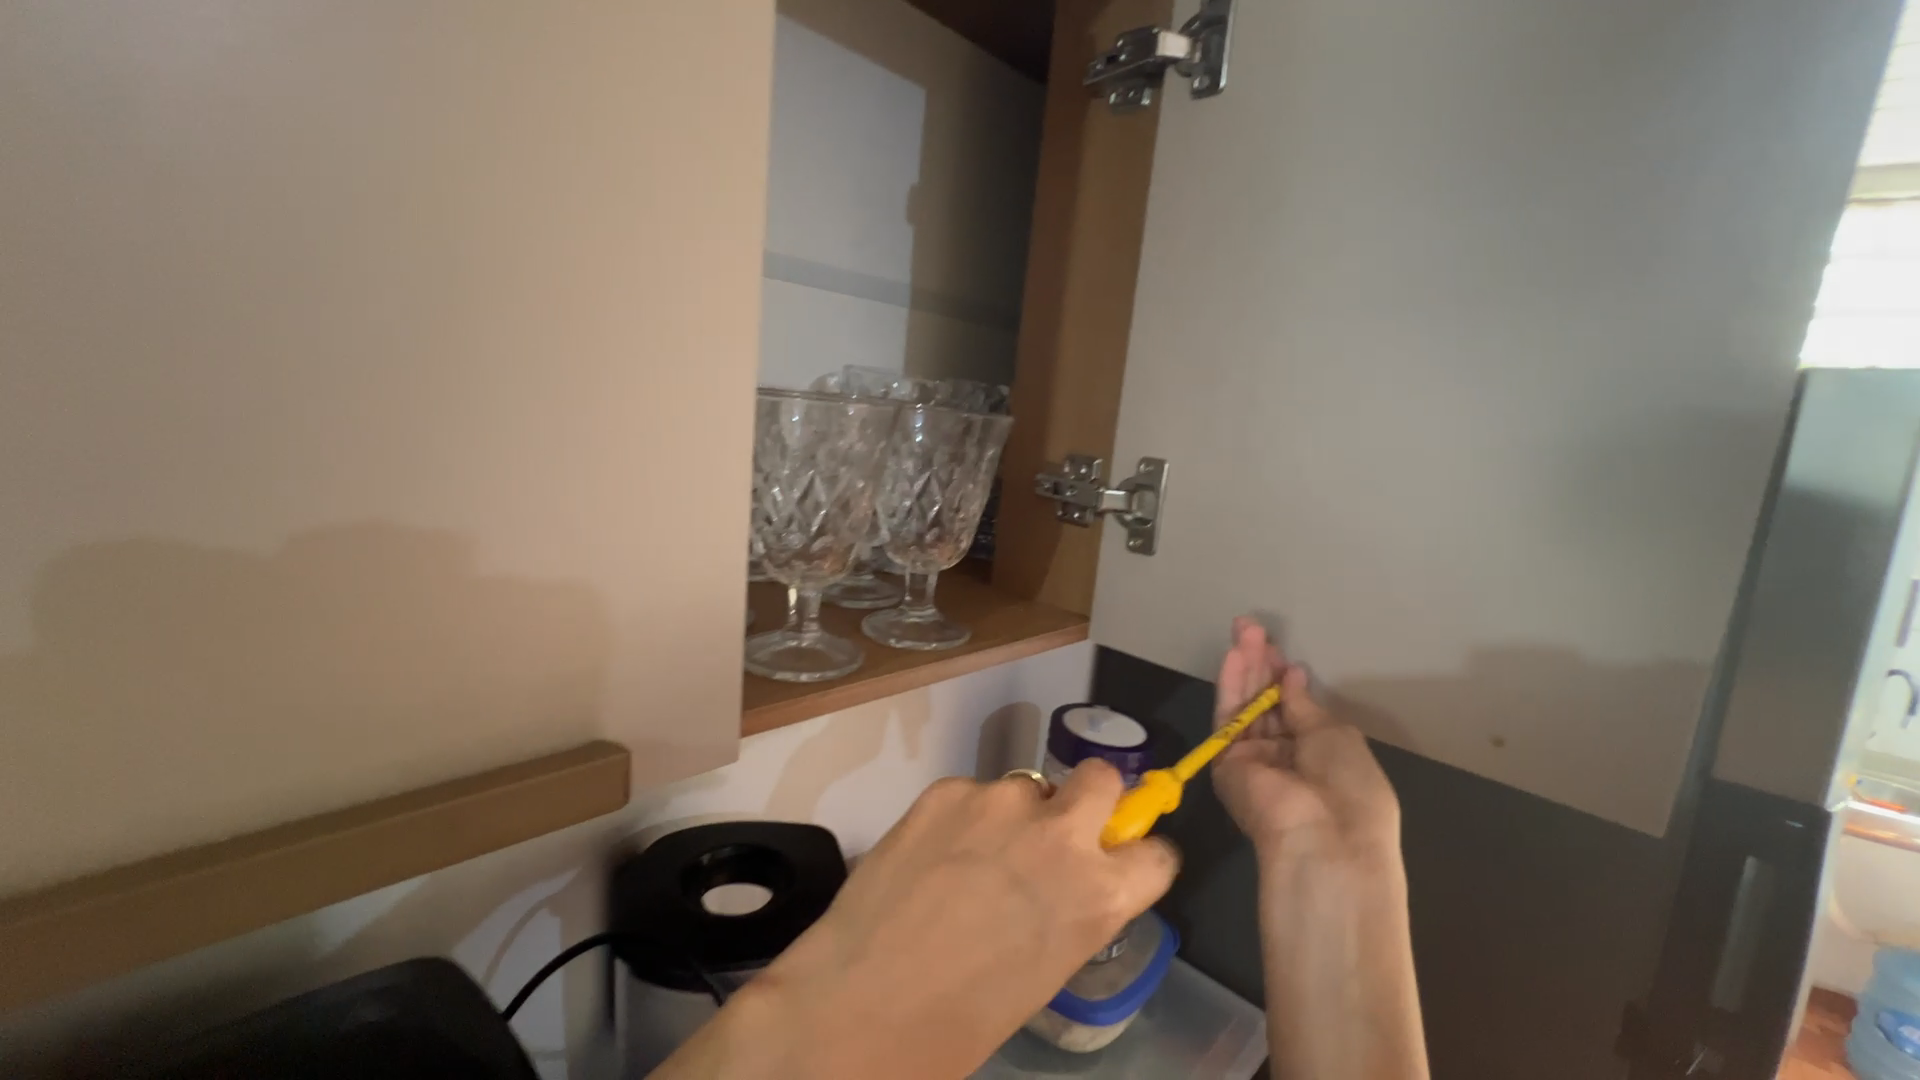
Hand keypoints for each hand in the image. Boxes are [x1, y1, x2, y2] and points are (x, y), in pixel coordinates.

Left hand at [651, 762, 1178, 1079]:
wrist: (860, 1001)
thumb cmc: (960, 1019)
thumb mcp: (1045, 971)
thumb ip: (1070, 910)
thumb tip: (1068, 883)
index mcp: (1098, 894)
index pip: (1157, 851)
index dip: (1136, 858)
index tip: (1117, 864)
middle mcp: (1060, 833)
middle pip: (1102, 777)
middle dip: (1089, 799)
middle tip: (1053, 832)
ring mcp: (999, 800)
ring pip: (1027, 785)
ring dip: (1014, 814)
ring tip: (970, 856)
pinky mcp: (946, 788)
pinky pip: (971, 793)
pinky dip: (962, 816)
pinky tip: (931, 855)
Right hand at [1212, 615, 1399, 863]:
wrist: (1323, 838)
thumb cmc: (1349, 788)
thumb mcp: (1336, 736)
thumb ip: (1305, 705)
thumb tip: (1293, 675)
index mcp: (1319, 754)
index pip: (1294, 708)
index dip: (1286, 677)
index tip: (1281, 651)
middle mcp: (1283, 755)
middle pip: (1266, 702)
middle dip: (1261, 663)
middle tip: (1251, 626)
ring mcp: (1252, 758)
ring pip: (1244, 705)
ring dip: (1244, 666)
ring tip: (1242, 629)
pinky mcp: (1225, 761)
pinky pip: (1227, 718)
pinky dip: (1230, 685)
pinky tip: (1234, 654)